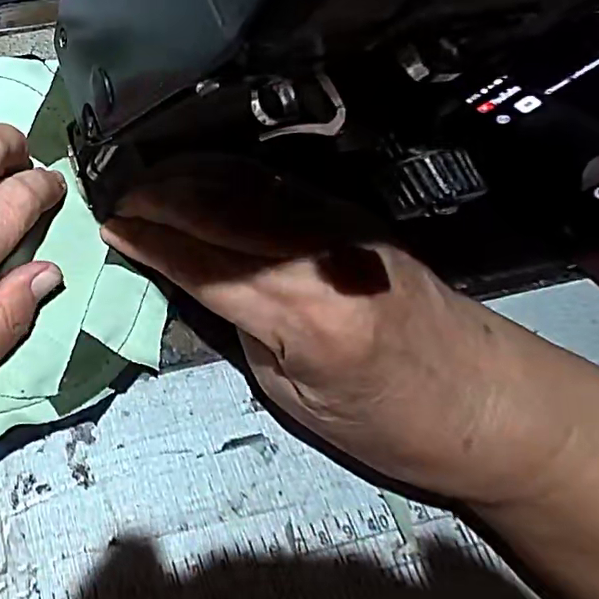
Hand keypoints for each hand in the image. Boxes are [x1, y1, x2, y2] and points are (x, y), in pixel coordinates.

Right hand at [102, 159, 587, 507]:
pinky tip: (203, 177)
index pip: (200, 260)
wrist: (488, 399)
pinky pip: (275, 184)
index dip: (148, 239)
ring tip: (147, 181)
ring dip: (187, 177)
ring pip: (244, 184)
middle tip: (118, 197)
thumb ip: (240, 324)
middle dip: (158, 197)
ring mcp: (338, 225)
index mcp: (299, 314)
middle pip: (217, 208)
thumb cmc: (387, 422)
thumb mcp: (292, 394)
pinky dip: (227, 176)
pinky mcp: (352, 214)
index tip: (110, 226)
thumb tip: (193, 276)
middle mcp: (317, 254)